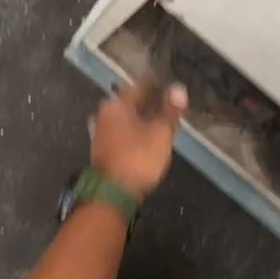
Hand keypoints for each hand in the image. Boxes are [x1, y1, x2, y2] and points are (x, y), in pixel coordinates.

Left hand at [89, 82, 186, 198]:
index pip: (140, 86)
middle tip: (170, 103)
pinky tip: (147, 136)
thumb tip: (179, 88)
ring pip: (126, 118)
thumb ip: (169, 110)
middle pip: (131, 102)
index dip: (158, 86)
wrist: (112, 193)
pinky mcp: (102, 148)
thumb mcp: (160, 133)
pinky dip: (135, 130)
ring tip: (162, 120)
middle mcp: (104, 113)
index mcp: (116, 104)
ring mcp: (100, 132)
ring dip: (143, 117)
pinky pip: (122, 131)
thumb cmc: (138, 158)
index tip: (172, 86)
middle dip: (150, 102)